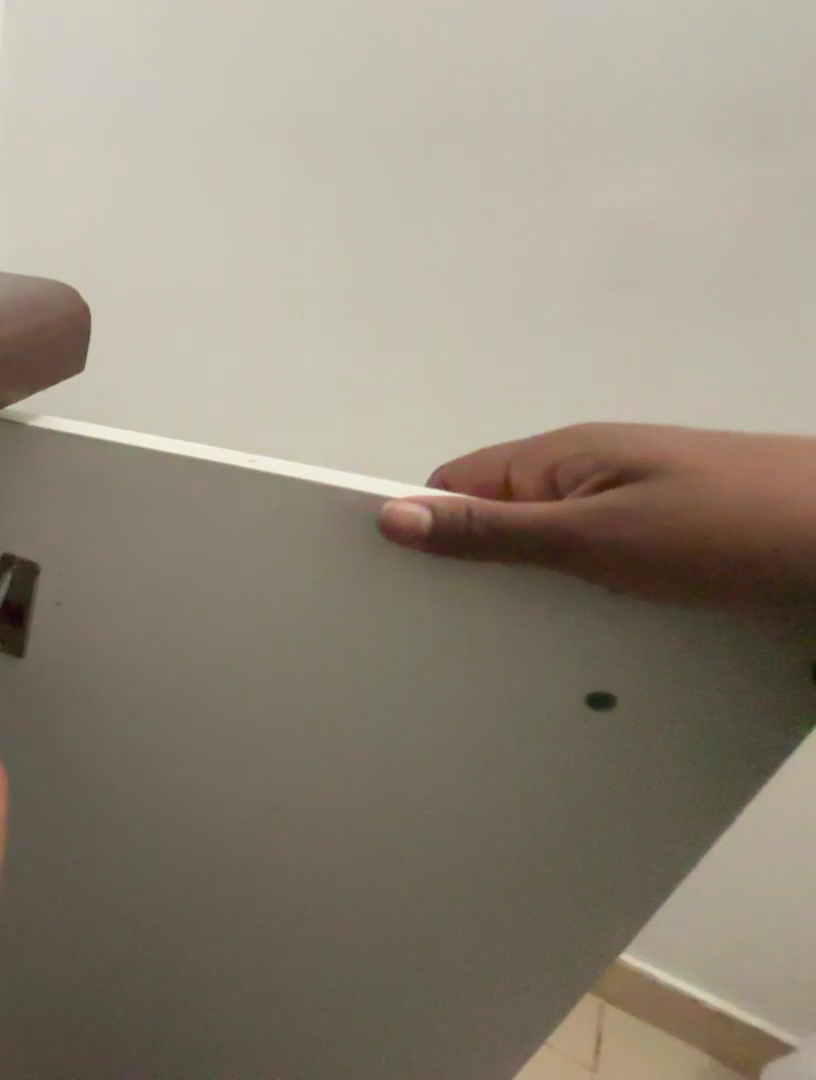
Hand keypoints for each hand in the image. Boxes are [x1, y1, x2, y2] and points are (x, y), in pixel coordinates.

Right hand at [376, 422, 815, 616]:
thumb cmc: (736, 531)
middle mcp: (589, 468)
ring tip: (538, 625)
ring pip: (551, 540)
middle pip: (499, 513)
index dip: (429, 526)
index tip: (417, 580)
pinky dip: (589, 585)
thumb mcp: (594, 539)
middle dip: (482, 561)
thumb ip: (488, 531)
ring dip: (539, 578)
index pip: (452, 485)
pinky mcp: (678, 526)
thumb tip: (388, 516)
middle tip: (471, 616)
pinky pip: (601, 554)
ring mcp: (637, 495)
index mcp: (556, 457)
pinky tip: (600, 616)